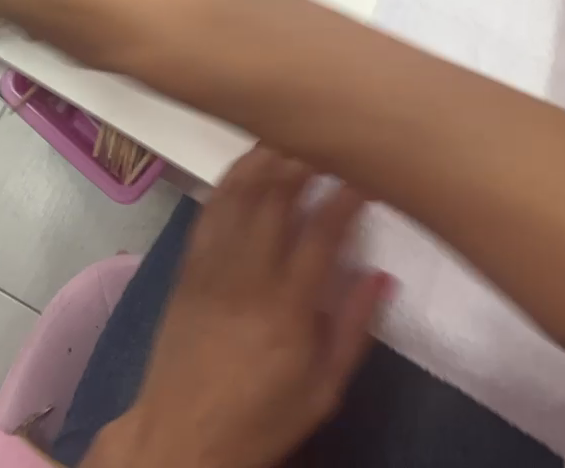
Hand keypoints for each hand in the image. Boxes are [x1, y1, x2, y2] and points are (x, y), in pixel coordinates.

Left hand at [85, 148, 391, 467]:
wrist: (182, 432)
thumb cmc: (262, 415)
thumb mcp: (324, 389)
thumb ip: (353, 327)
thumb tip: (381, 274)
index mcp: (287, 307)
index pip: (322, 232)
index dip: (346, 194)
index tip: (367, 170)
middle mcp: (247, 274)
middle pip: (275, 196)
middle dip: (304, 157)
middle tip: (329, 135)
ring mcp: (211, 264)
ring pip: (239, 192)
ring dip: (267, 156)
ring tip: (293, 132)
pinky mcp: (188, 264)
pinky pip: (210, 208)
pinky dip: (232, 177)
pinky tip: (250, 160)